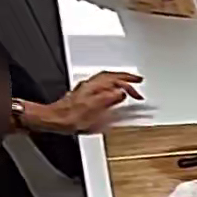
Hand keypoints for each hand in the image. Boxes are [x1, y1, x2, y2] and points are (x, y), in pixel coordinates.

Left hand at [17, 71, 143, 134]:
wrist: (56, 120)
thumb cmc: (72, 117)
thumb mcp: (94, 109)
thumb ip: (109, 99)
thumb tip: (122, 92)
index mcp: (94, 87)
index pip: (115, 80)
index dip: (129, 84)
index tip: (139, 90)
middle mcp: (90, 86)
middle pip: (111, 76)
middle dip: (126, 78)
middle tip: (138, 81)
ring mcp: (87, 90)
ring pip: (105, 80)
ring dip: (118, 81)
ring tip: (128, 85)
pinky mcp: (85, 96)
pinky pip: (101, 86)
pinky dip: (110, 87)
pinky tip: (112, 93)